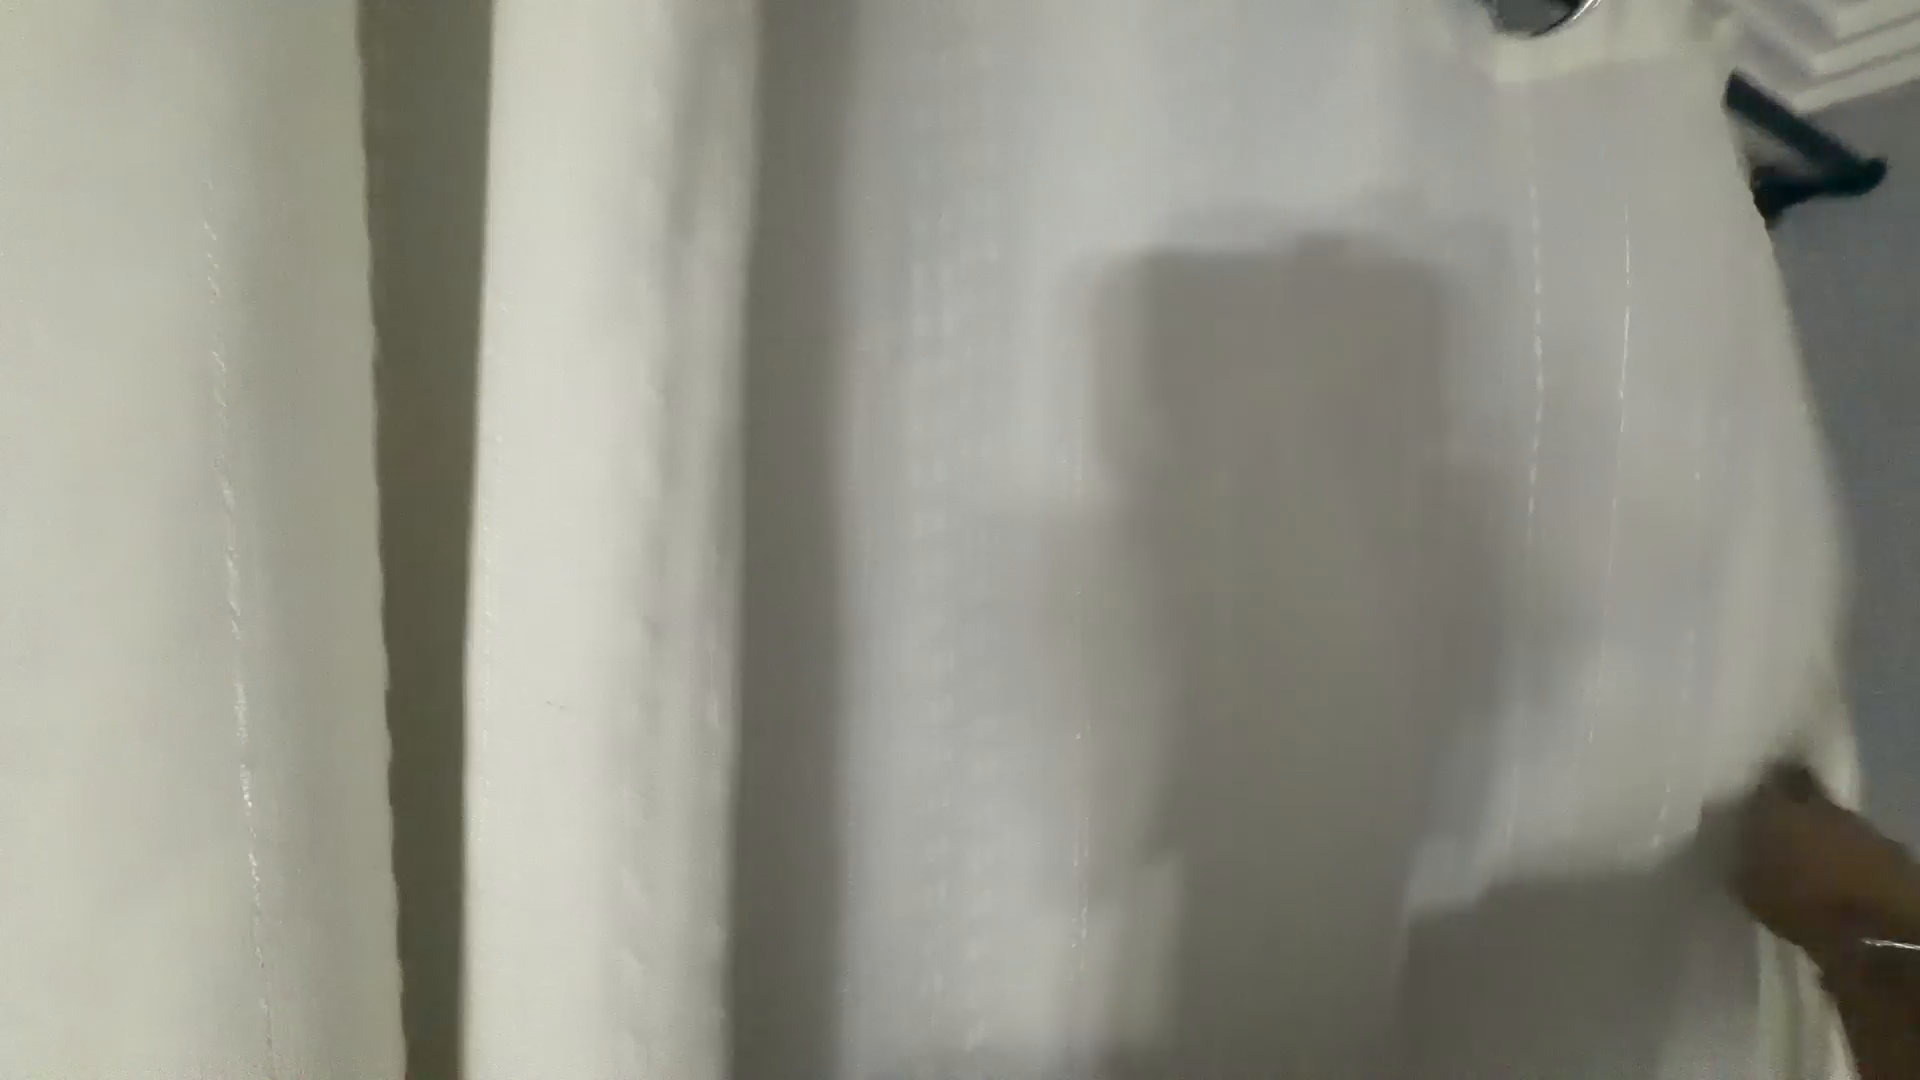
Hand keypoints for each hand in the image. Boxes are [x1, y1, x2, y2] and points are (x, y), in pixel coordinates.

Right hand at [1734, 765, 1919, 957]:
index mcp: (1781, 810)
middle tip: (1787, 829)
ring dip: (1834, 839)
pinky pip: (1872, 855)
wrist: (1881, 942)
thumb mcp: (1747, 883)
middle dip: (1803, 813)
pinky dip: (1860, 863)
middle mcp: (1828, 812)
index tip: (1764, 789)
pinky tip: (1849, 881)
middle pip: (1815, 801)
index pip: (1776, 777)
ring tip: (1819, 861)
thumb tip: (1742, 844)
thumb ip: (1744, 854)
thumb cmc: (1800, 906)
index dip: (1772, 781)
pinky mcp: (1905, 865)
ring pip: (1845, 828)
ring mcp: (1873, 837)